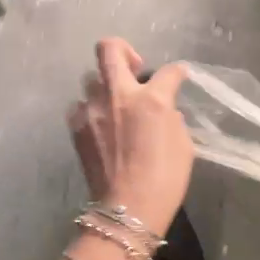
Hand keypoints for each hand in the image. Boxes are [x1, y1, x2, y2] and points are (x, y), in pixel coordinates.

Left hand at [68, 38, 194, 229]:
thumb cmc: (165, 180)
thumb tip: (165, 110)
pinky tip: (102, 127)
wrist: (127, 210)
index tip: (178, 78)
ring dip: (105, 87)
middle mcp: (118, 95)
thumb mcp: (184, 146)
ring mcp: (92, 109)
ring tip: (115, 106)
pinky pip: (80, 107)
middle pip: (109, 49)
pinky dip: (91, 111)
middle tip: (134, 68)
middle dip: (123, 50)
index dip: (177, 73)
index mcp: (151, 99)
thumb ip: (172, 118)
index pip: (168, 72)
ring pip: (91, 79)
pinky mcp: (76, 127)